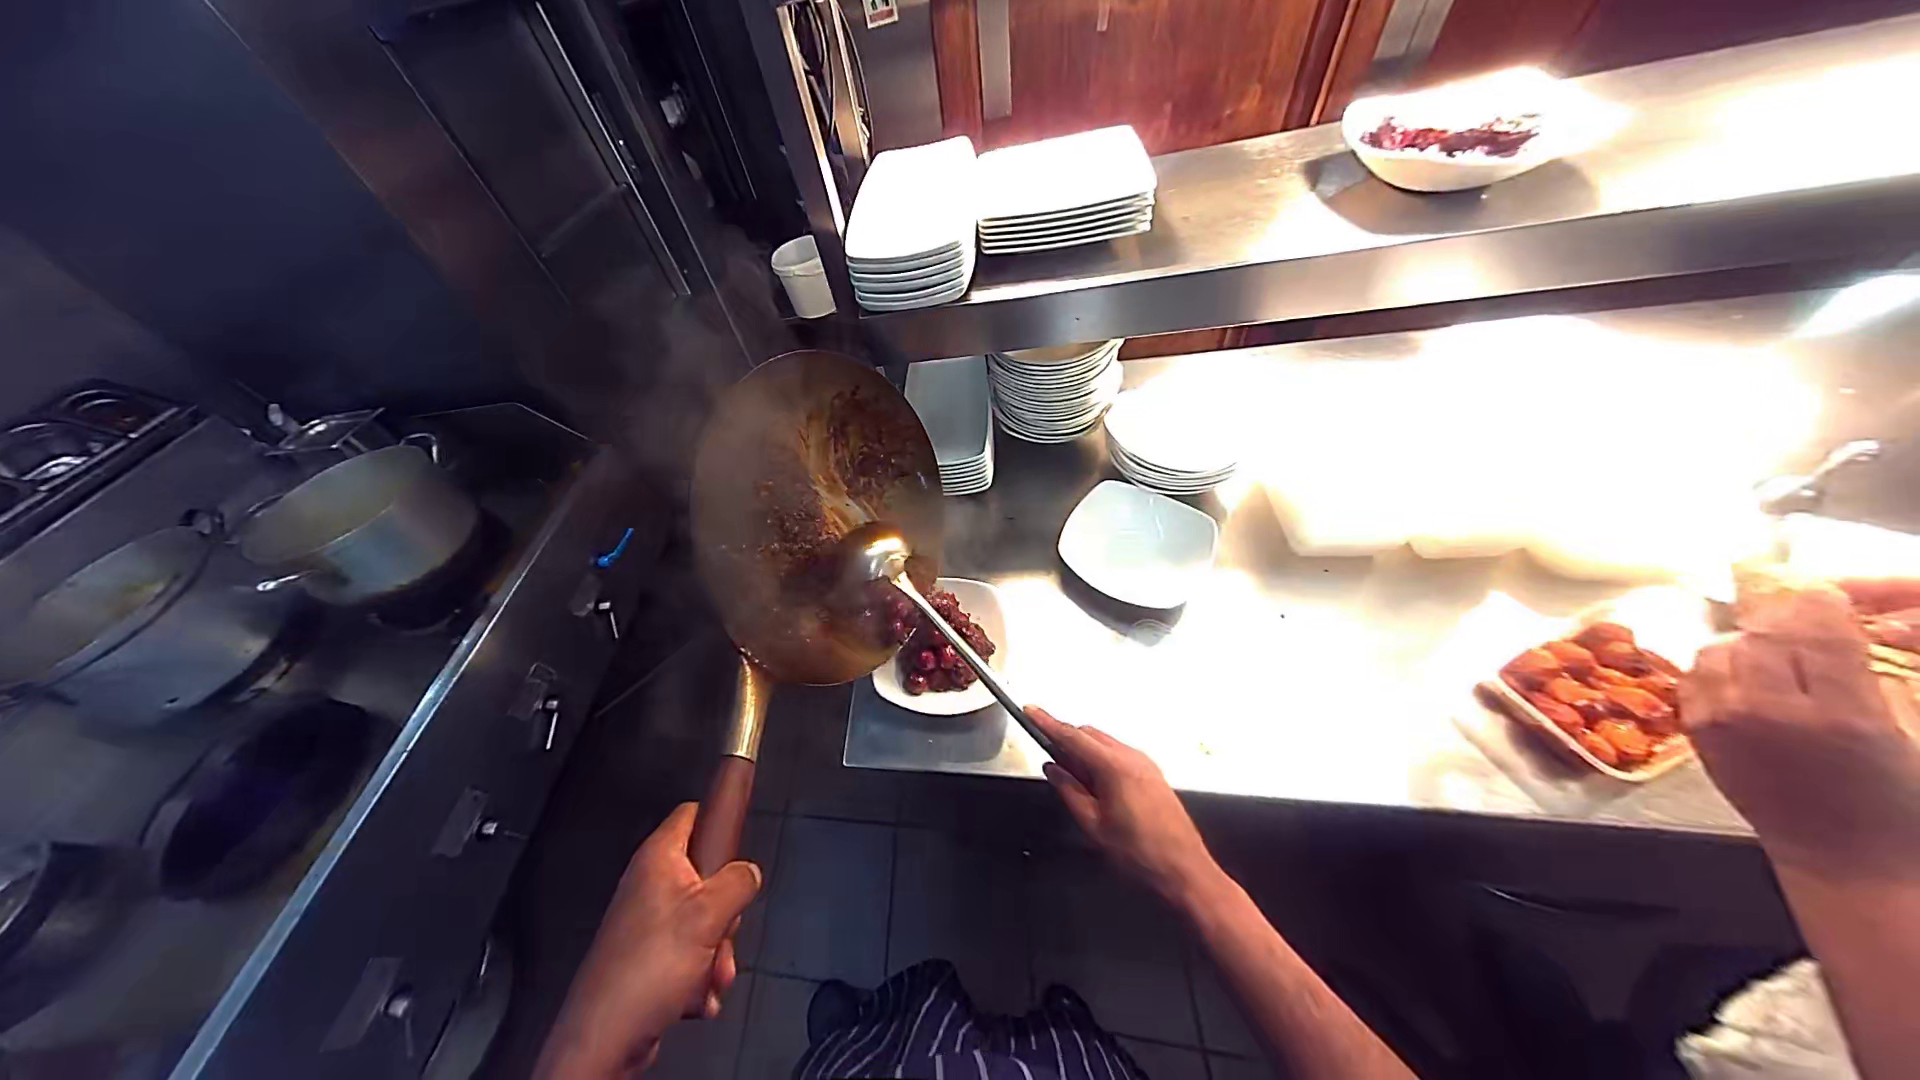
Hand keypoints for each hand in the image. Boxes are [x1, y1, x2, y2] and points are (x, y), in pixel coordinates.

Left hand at [533, 803, 761, 1079]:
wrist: (602, 1042)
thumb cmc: (647, 969)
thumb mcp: (710, 913)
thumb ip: (740, 881)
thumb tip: (750, 872)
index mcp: (659, 859)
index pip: (694, 813)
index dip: (720, 817)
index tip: (740, 833)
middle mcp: (650, 884)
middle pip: (708, 873)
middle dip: (727, 906)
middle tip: (725, 924)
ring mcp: (647, 921)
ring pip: (704, 917)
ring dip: (718, 947)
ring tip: (713, 972)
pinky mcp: (647, 956)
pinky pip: (690, 951)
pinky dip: (700, 972)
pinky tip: (697, 994)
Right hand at [1029, 707, 1220, 903]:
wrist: (1184, 870)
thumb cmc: (1140, 853)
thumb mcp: (1093, 824)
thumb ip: (1069, 790)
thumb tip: (1052, 769)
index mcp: (1114, 766)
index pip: (1073, 736)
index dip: (1047, 722)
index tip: (1031, 711)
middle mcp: (1131, 757)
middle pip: (1089, 734)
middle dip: (1066, 740)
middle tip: (1050, 759)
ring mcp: (1145, 764)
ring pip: (1105, 744)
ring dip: (1084, 752)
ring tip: (1073, 780)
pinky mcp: (1152, 774)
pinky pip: (1119, 755)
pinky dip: (1101, 760)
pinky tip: (1095, 785)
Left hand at [1681, 585, 1919, 883]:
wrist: (1846, 858)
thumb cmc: (1901, 800)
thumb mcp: (1915, 732)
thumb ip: (1880, 675)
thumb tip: (1857, 624)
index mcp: (1840, 717)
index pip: (1813, 634)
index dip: (1819, 603)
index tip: (1825, 591)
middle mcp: (1764, 713)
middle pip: (1761, 637)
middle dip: (1787, 621)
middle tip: (1811, 618)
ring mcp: (1718, 721)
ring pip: (1722, 651)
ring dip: (1753, 645)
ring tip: (1789, 660)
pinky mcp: (1694, 729)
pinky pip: (1700, 676)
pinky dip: (1725, 668)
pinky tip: (1756, 680)